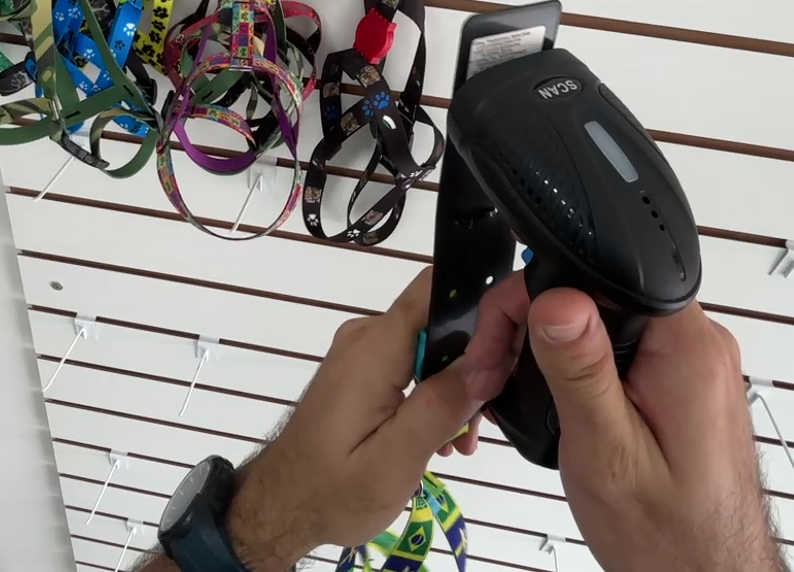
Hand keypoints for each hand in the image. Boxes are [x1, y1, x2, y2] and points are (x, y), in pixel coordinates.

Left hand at [224, 268, 509, 569]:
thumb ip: (440, 407)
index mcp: (374, 349)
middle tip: (480, 423)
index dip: (474, 300)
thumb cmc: (334, 489)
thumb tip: (489, 361)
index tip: (510, 335)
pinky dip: (429, 390)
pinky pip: (408, 360)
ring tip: (457, 441)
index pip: (429, 290)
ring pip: (426, 345)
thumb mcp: (395, 461)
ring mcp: (362, 348)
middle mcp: (367, 335)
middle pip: (436, 321)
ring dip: (451, 386)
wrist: (283, 503)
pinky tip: (437, 434)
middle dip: (470, 363)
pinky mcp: (361, 366)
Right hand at [468, 275, 782, 571]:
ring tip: (505, 390)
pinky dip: (566, 364)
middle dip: (527, 324)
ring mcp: (682, 360)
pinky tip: (542, 397)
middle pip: (589, 293)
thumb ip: (582, 371)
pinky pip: (608, 346)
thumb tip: (557, 298)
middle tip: (488, 373)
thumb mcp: (608, 452)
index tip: (498, 338)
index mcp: (684, 344)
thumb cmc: (665, 538)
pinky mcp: (670, 379)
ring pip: (592, 318)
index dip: (534, 292)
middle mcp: (690, 340)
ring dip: (540, 347)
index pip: (596, 274)